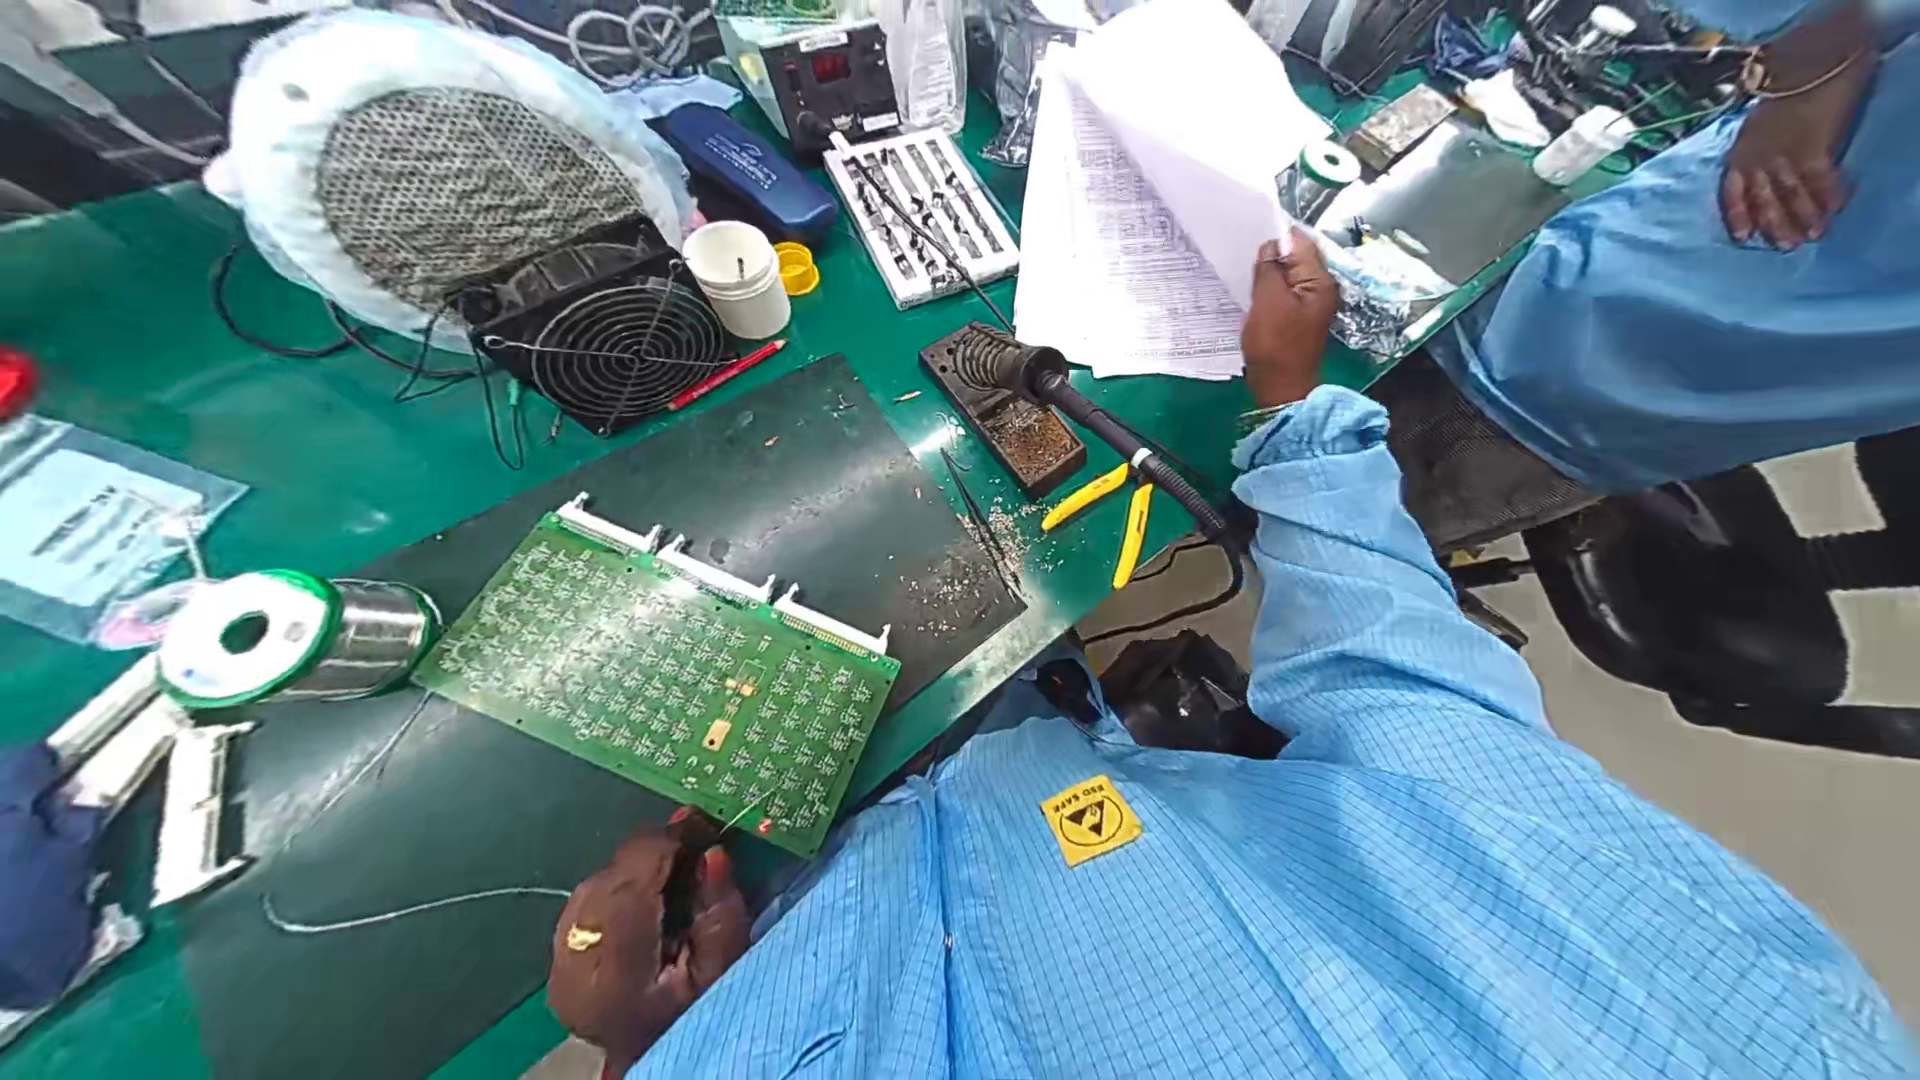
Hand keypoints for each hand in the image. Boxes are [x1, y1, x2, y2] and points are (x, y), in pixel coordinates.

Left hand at [547, 810, 748, 1072]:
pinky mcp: (556, 960)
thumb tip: (712, 852)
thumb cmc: (700, 1008)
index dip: (661, 847)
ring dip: (633, 866)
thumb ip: (720, 907)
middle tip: (692, 839)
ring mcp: (558, 968)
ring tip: (672, 863)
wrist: (656, 1051)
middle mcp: (576, 973)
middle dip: (651, 852)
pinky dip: (617, 881)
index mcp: (619, 980)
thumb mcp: (727, 962)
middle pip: (606, 883)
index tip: (698, 824)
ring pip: (592, 885)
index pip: (627, 892)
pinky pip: (584, 899)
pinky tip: (646, 885)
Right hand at [1242, 227, 1339, 407]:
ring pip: (1290, 277)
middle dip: (1273, 256)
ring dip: (1270, 275)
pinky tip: (1256, 297)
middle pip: (1298, 258)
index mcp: (1321, 280)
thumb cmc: (1275, 346)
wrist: (1280, 387)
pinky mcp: (1299, 319)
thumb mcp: (1268, 303)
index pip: (1301, 243)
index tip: (1250, 239)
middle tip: (1245, 260)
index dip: (1277, 238)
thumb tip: (1270, 247)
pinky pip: (1286, 294)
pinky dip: (1271, 291)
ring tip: (1248, 278)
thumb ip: (1270, 270)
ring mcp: (1312, 305)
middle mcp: (1322, 288)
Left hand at [1721, 3, 1873, 248]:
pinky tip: (1835, 209)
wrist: (1809, 59)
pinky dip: (1827, 193)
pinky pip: (1818, 176)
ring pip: (1789, 194)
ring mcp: (1782, 155)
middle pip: (1763, 200)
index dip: (1738, 217)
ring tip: (1810, 236)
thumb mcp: (1757, 128)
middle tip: (1785, 248)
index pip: (1733, 196)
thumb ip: (1758, 150)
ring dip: (1802, 216)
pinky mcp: (1813, 145)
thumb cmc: (1785, 92)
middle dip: (1774, 225)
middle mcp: (1754, 162)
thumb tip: (1768, 168)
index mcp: (1737, 158)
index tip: (1744, 238)